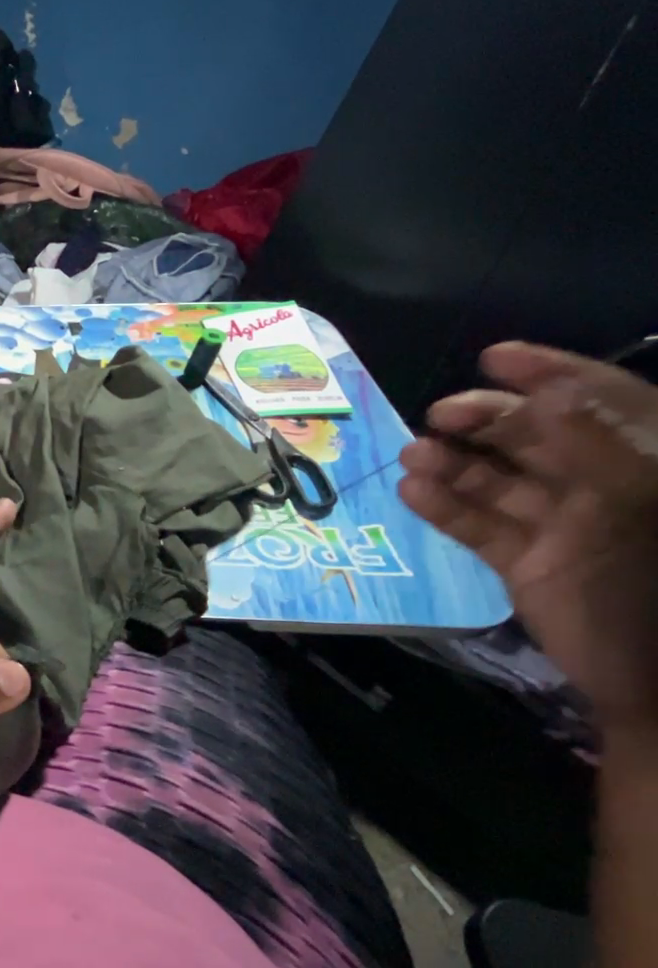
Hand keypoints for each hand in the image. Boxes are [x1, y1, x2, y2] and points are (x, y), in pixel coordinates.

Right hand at [399, 341, 657, 733]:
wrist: (655, 687)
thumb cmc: (654, 586)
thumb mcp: (633, 508)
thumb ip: (596, 448)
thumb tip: (550, 392)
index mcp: (647, 470)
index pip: (604, 403)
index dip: (553, 375)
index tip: (493, 357)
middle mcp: (607, 490)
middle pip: (540, 437)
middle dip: (486, 419)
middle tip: (437, 414)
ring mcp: (566, 527)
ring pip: (500, 480)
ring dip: (453, 463)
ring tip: (411, 456)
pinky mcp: (528, 561)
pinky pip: (478, 525)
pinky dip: (444, 507)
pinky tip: (411, 493)